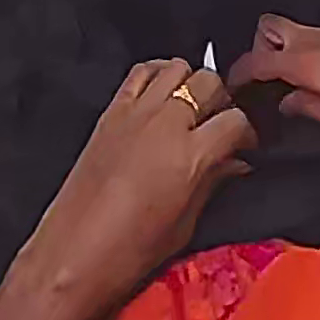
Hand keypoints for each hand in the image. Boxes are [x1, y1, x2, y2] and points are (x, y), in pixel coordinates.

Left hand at [11, 59, 256, 319]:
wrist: (73, 252)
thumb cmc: (130, 250)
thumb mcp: (185, 224)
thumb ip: (214, 182)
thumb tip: (235, 163)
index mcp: (191, 154)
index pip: (235, 121)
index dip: (246, 132)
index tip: (244, 145)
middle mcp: (166, 122)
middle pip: (209, 83)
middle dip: (223, 101)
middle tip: (219, 124)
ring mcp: (137, 110)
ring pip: (178, 67)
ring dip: (191, 82)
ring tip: (191, 107)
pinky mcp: (113, 109)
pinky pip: (141, 71)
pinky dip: (158, 73)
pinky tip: (162, 90)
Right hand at [227, 15, 319, 143]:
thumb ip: (306, 106)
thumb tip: (292, 102)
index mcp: (304, 62)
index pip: (258, 61)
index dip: (241, 71)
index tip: (236, 80)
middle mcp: (315, 40)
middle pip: (269, 26)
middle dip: (261, 45)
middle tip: (268, 72)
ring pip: (297, 30)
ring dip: (291, 48)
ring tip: (303, 78)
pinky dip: (316, 49)